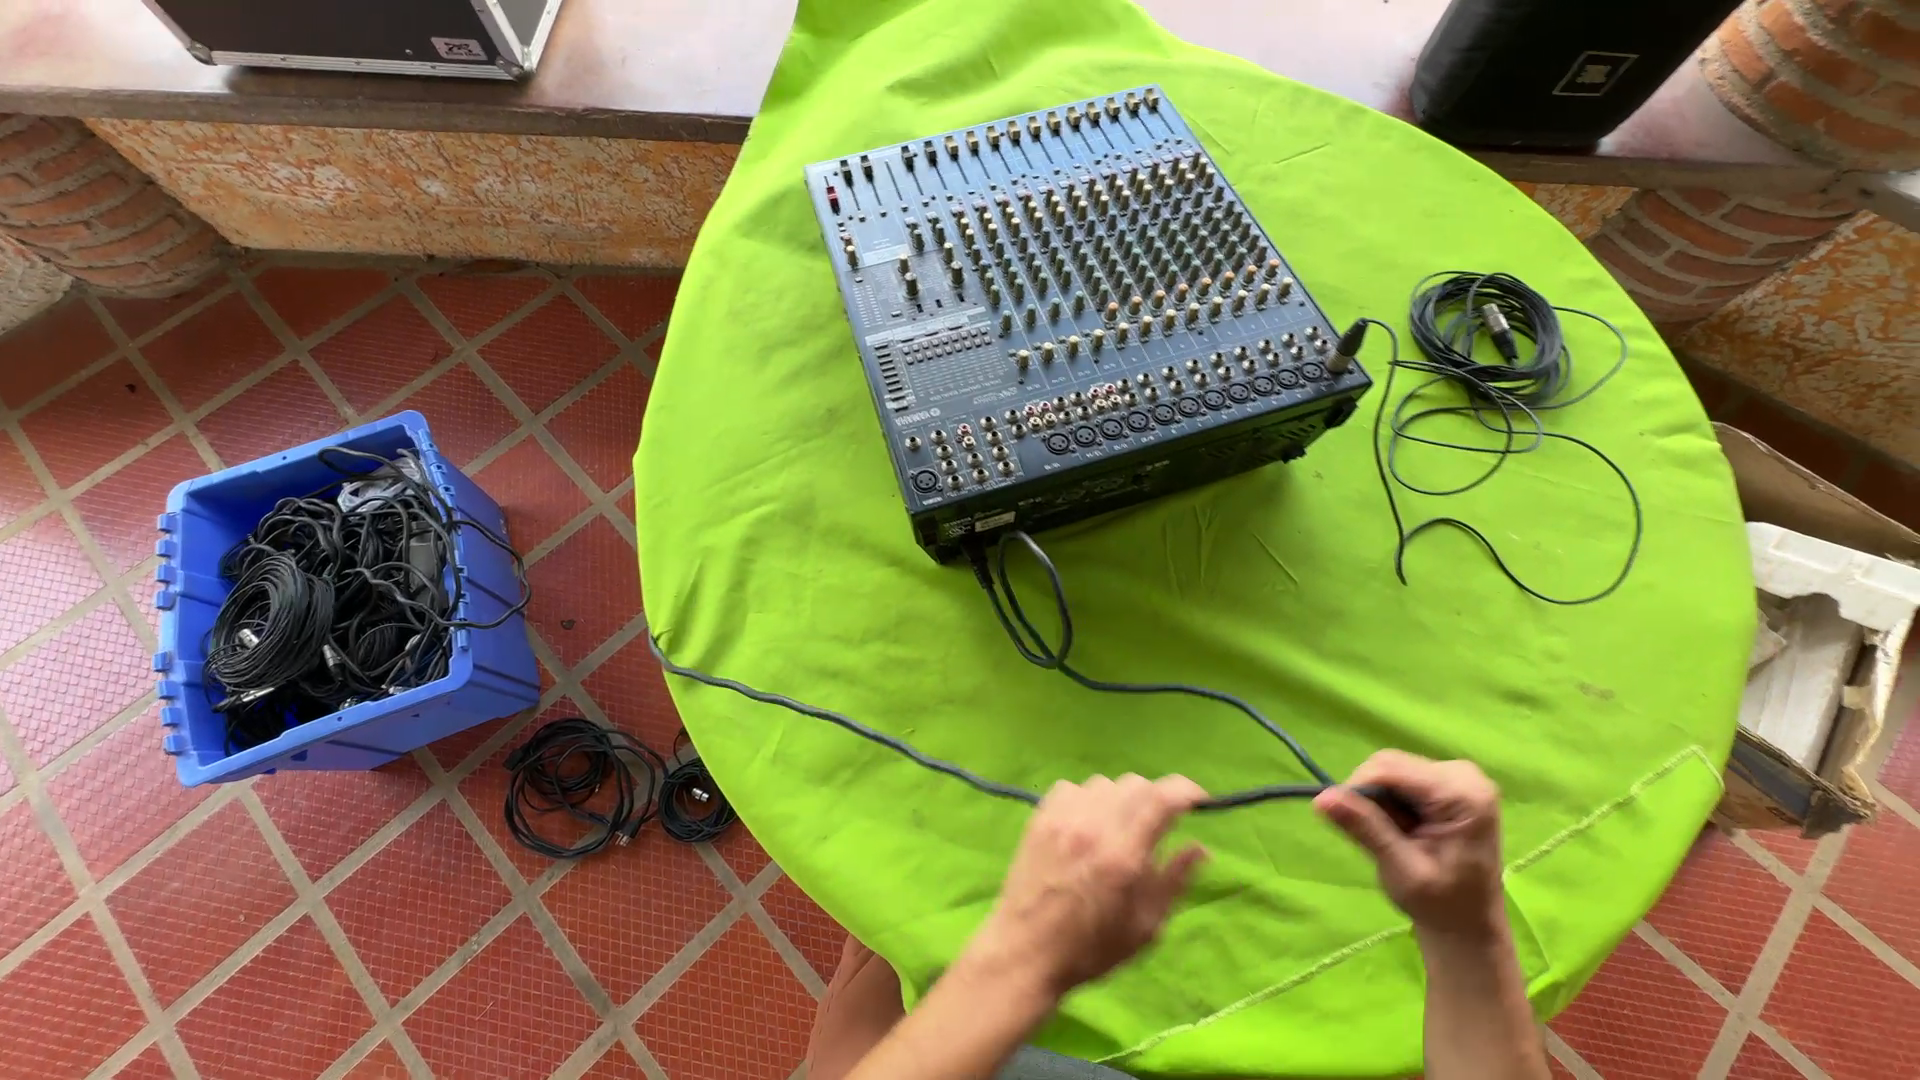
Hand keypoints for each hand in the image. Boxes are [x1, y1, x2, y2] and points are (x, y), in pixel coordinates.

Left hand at [970, 774, 1208, 997]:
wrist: (1025, 952)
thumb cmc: (1091, 949)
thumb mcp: (1145, 927)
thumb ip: (1173, 881)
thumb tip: (1200, 847)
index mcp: (1124, 856)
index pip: (1161, 799)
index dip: (1186, 790)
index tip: (1198, 800)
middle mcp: (1094, 827)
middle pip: (1135, 784)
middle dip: (1156, 798)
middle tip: (1157, 823)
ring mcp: (1062, 818)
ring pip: (1103, 783)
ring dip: (1120, 798)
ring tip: (1119, 826)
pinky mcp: (1039, 818)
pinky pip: (1071, 788)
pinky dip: (1086, 799)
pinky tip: (1086, 823)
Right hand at [1313, 751, 1504, 938]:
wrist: (1468, 926)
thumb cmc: (1441, 904)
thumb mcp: (1400, 869)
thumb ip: (1365, 828)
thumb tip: (1320, 798)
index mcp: (1463, 794)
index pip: (1390, 768)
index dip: (1358, 788)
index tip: (1343, 819)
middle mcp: (1464, 775)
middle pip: (1389, 764)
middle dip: (1371, 795)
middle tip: (1375, 835)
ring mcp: (1458, 777)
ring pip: (1389, 768)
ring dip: (1379, 799)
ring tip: (1391, 835)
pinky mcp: (1448, 783)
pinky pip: (1399, 776)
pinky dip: (1388, 800)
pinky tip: (1401, 827)